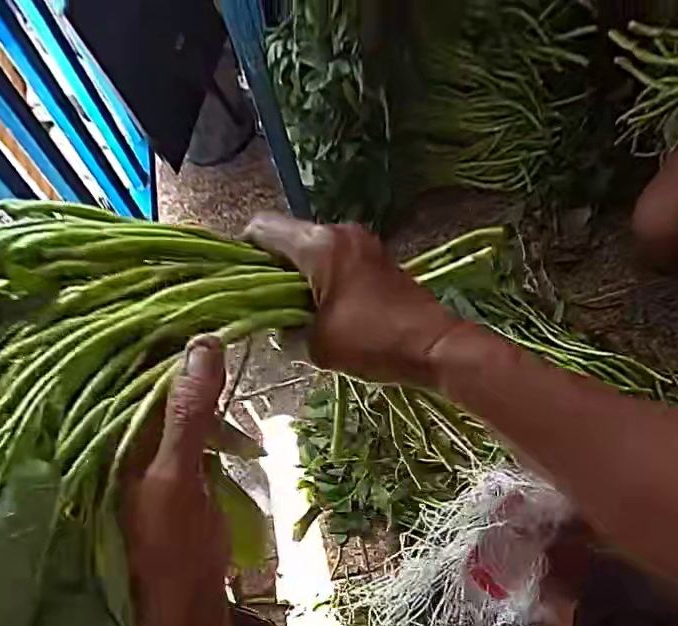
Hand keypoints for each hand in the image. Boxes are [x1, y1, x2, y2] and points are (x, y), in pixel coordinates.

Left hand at [123, 335, 229, 600]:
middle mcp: (128, 436)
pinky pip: (199, 433)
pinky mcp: (180, 470)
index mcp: (113, 433)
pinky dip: (221, 427)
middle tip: (232, 337)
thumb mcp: (177, 476)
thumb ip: (187, 416)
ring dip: (213, 398)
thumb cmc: (173, 544)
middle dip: (193, 362)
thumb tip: (203, 347)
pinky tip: (240, 436)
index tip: (199, 303)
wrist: (187, 597)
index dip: (161, 333)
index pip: (131, 366)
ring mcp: (156, 454)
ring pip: (182, 406)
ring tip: (240, 398)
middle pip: (157, 381)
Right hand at [243, 213, 466, 387]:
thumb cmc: (373, 343)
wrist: (434, 346)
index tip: (242, 282)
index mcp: (318, 245)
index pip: (262, 227)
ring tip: (302, 316)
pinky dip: (327, 282)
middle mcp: (340, 233)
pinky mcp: (380, 261)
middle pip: (290, 239)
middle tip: (270, 308)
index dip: (244, 252)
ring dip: (303, 279)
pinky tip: (330, 314)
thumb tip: (278, 328)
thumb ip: (286, 332)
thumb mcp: (317, 347)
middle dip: (275, 271)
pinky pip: (340, 263)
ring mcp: (364, 245)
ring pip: (316, 252)